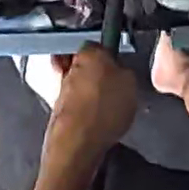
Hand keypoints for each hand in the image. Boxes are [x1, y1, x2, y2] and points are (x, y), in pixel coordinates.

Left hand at [41, 46, 136, 168]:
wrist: (77, 145)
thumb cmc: (104, 109)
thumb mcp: (131, 82)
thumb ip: (125, 70)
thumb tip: (120, 71)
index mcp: (88, 52)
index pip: (99, 44)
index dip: (110, 54)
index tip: (117, 64)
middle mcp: (70, 67)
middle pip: (87, 65)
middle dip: (98, 75)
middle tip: (115, 87)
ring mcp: (60, 91)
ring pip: (80, 86)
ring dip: (91, 95)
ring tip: (107, 110)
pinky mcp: (57, 113)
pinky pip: (76, 107)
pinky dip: (84, 113)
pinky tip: (97, 124)